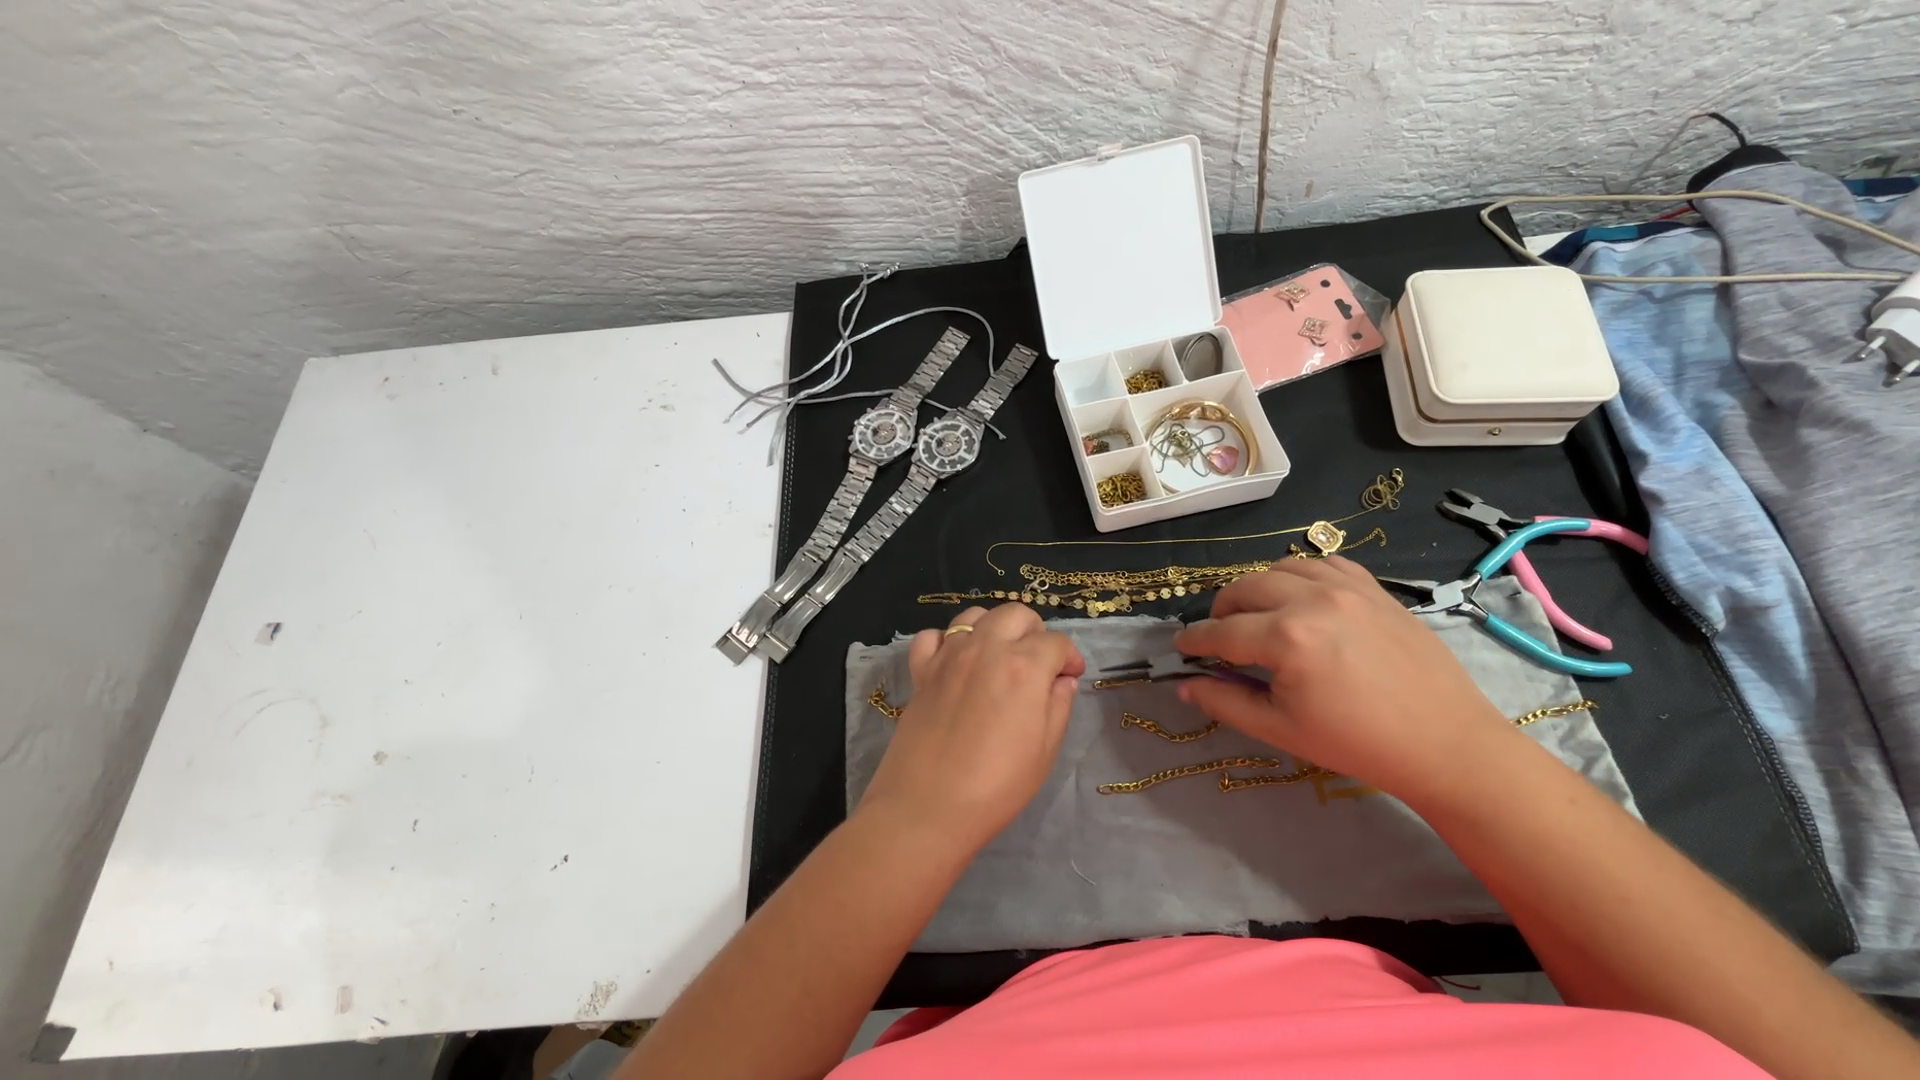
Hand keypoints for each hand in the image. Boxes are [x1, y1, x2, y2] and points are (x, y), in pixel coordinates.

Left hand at [855, 604, 1084, 853]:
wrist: (928, 808)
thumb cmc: (997, 786)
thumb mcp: (1045, 750)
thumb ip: (1058, 705)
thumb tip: (1062, 679)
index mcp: (1024, 666)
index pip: (1056, 642)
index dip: (1070, 658)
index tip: (1071, 677)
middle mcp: (986, 649)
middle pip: (1016, 614)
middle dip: (1035, 631)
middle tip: (1040, 664)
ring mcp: (948, 656)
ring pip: (974, 615)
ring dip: (994, 628)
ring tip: (1000, 658)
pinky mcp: (920, 672)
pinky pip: (933, 636)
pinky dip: (947, 641)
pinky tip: (956, 663)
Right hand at [1172, 557, 1518, 800]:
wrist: (1443, 742)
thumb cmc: (1356, 743)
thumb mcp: (1280, 729)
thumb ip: (1225, 703)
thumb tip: (1184, 686)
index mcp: (1285, 638)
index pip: (1220, 632)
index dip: (1194, 641)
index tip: (1180, 648)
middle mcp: (1311, 599)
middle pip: (1243, 590)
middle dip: (1221, 612)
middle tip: (1219, 637)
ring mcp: (1347, 588)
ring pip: (1280, 568)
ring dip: (1258, 589)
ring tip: (1258, 616)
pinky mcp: (1374, 589)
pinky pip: (1324, 563)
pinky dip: (1301, 575)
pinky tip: (1301, 598)